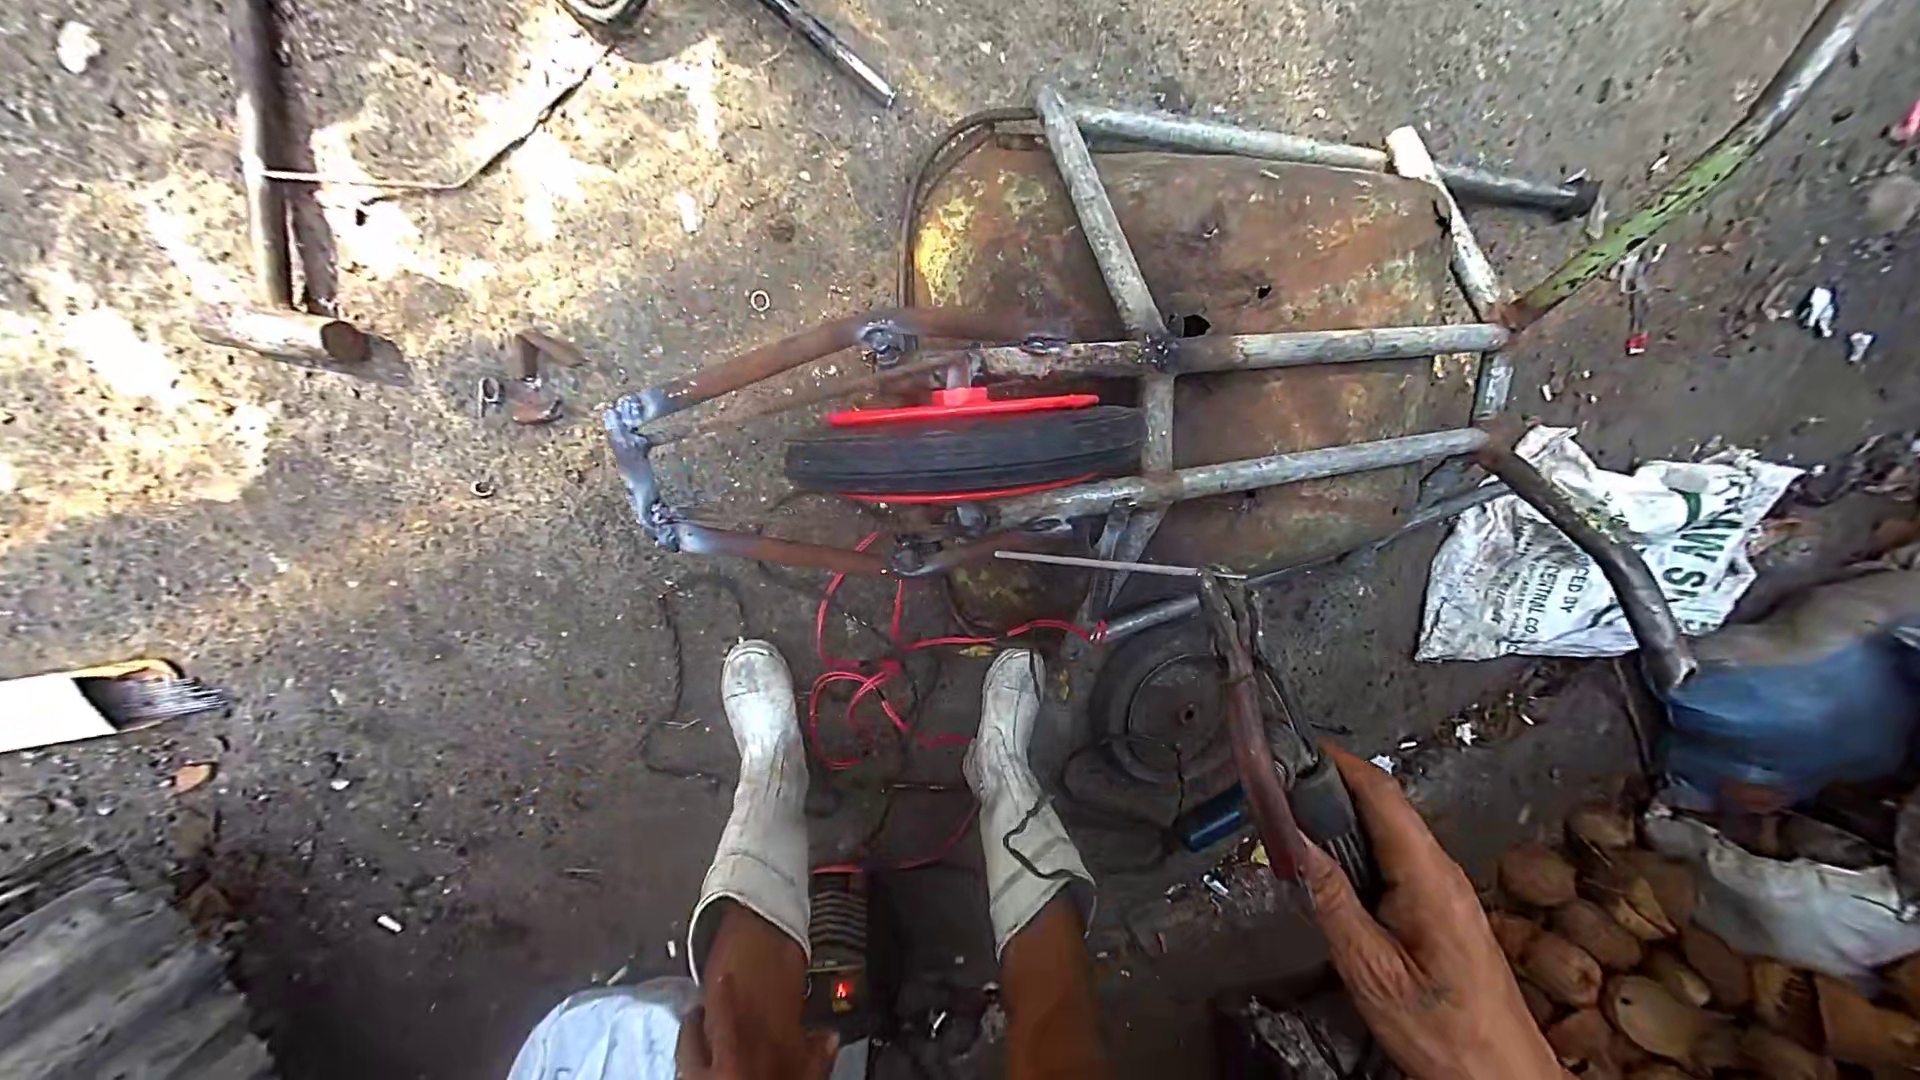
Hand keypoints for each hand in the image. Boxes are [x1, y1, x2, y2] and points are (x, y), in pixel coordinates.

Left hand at [676, 974, 839, 1079]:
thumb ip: (813, 1065)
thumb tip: (830, 1039)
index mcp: (729, 1065)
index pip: (723, 1018)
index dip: (722, 994)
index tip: (722, 977)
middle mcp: (701, 1077)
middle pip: (689, 1040)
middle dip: (694, 1021)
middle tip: (701, 1007)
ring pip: (681, 1066)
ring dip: (689, 1050)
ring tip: (698, 1040)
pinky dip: (690, 1075)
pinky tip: (699, 1076)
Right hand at [1303, 746, 1563, 1079]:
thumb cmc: (1441, 1034)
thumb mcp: (1371, 970)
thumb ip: (1331, 899)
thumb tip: (1292, 839)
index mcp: (1428, 877)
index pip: (1382, 794)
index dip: (1339, 761)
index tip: (1295, 747)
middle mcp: (1442, 870)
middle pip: (1385, 802)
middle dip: (1332, 780)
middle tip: (1280, 778)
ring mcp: (1446, 886)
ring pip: (1389, 825)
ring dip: (1342, 808)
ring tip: (1292, 807)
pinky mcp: (1442, 903)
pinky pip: (1394, 850)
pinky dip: (1356, 835)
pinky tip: (1327, 850)